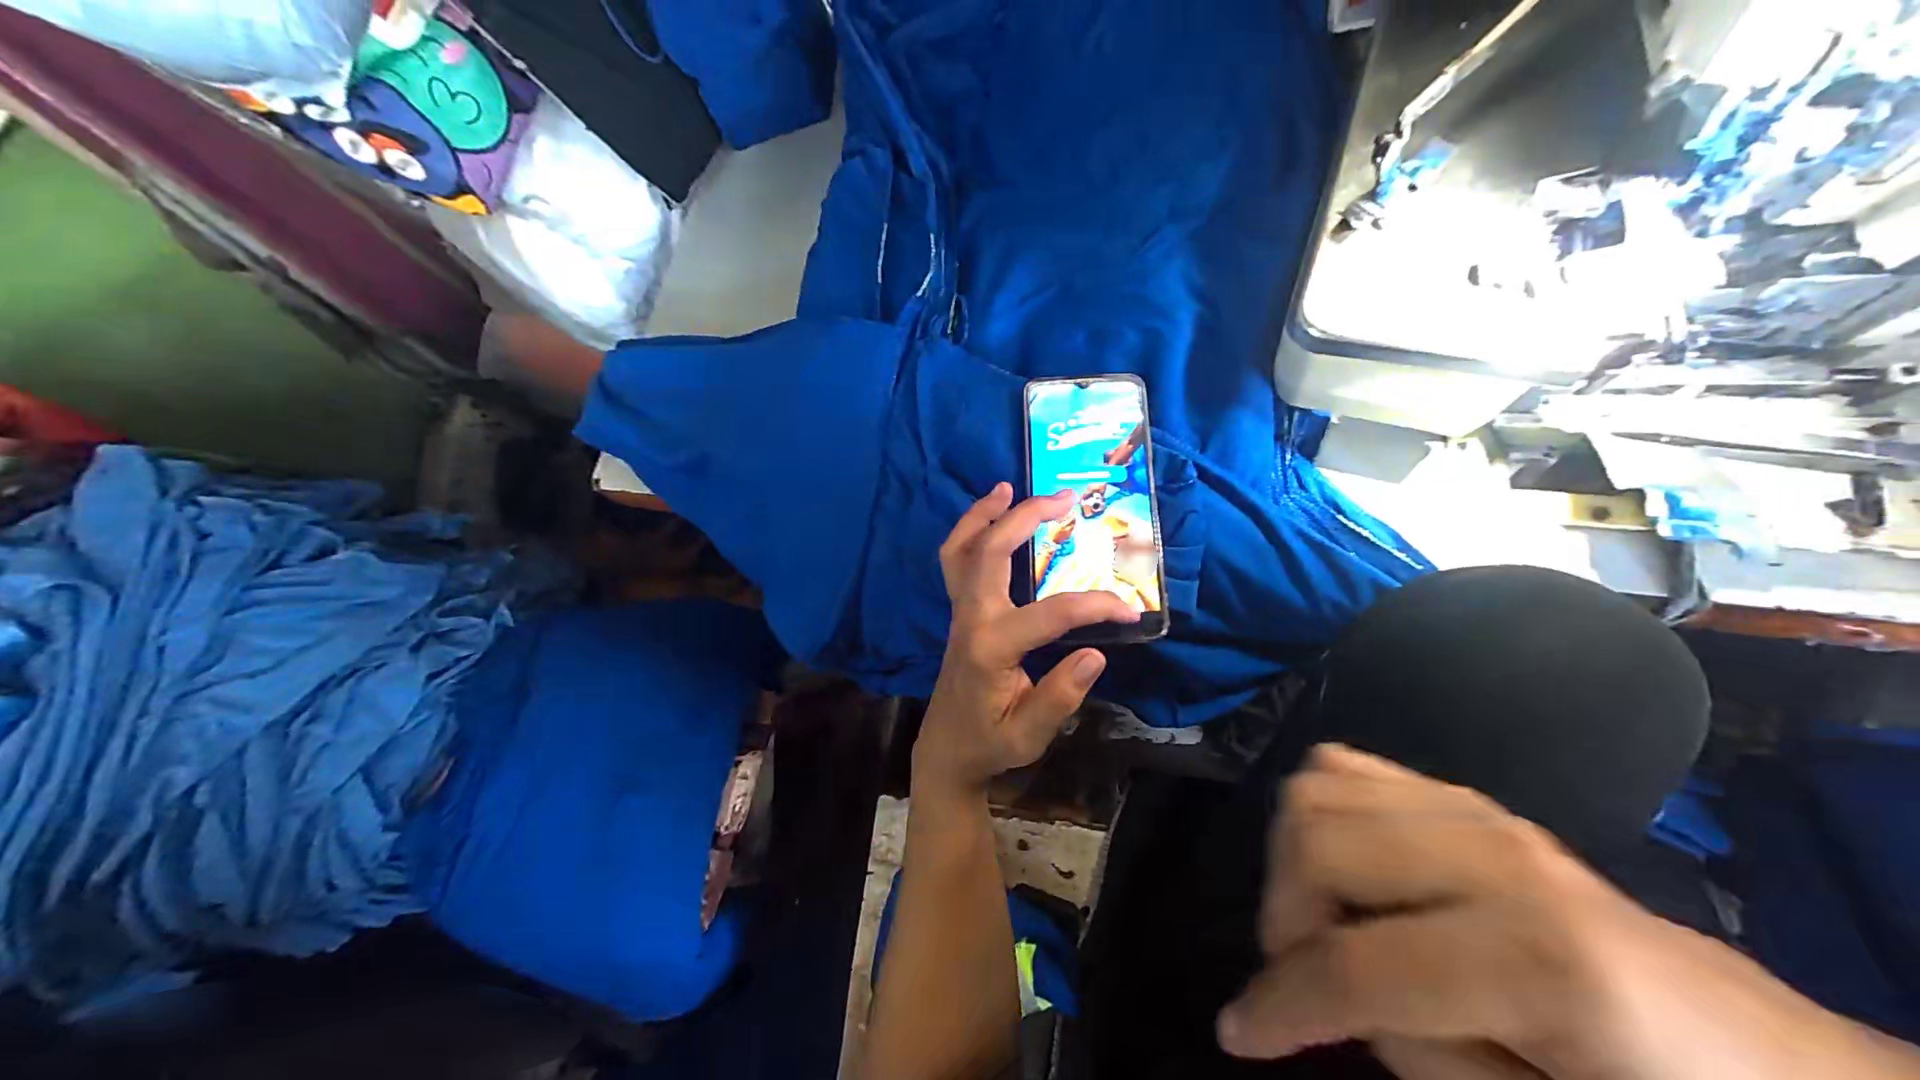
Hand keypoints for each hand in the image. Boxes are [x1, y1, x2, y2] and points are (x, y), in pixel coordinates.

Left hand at [913, 483, 1138, 798]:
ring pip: (962, 550)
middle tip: (1066, 500)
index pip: (1049, 614)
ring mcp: (960, 612)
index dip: (1094, 606)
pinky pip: (956, 561)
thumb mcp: (1030, 736)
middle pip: (990, 554)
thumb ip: (1059, 697)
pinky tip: (991, 516)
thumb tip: (1095, 653)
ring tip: (1011, 488)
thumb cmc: (990, 744)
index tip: (1130, 610)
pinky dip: (969, 531)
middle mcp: (971, 619)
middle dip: (1027, 520)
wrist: (948, 750)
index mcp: (990, 649)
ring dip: (985, 515)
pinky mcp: (960, 611)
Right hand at [1217, 745, 1651, 1079]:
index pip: (1355, 964)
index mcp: (1537, 960)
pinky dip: (1322, 811)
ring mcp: (1479, 812)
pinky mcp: (1465, 797)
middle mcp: (1497, 857)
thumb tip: (1324, 992)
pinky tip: (1346, 868)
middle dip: (1283, 915)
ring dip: (1295, 859)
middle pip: (1318, 842)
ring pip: (1318, 789)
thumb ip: (1415, 1048)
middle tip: (1300, 975)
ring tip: (1321, 921)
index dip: (1282, 1004)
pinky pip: (1348, 768)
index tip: (1241, 1032)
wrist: (1759, 1049)